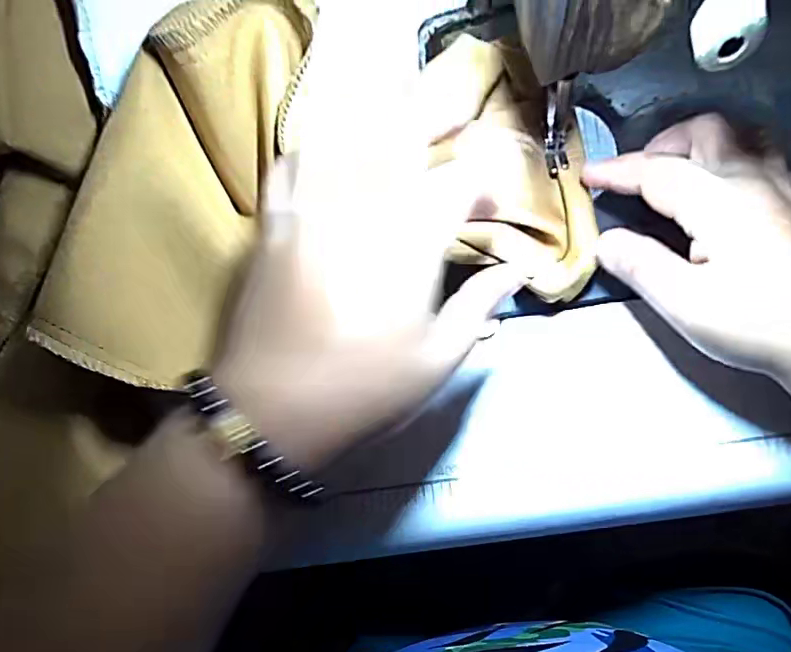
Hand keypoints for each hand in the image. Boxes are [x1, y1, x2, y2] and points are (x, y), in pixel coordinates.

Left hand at [202, 53, 523, 471]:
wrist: (274, 406)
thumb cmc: (366, 389)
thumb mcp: (437, 360)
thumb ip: (478, 307)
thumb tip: (516, 273)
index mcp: (412, 242)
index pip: (459, 183)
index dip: (484, 183)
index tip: (491, 203)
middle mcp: (363, 204)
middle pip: (402, 133)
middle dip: (435, 110)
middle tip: (456, 105)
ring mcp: (312, 203)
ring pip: (347, 131)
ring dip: (378, 111)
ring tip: (400, 105)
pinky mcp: (274, 216)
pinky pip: (296, 157)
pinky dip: (319, 142)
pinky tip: (331, 147)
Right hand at [582, 114, 790, 398]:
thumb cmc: (756, 322)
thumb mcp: (685, 303)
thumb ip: (641, 266)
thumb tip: (605, 242)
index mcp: (717, 197)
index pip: (657, 171)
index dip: (619, 171)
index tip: (589, 175)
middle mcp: (752, 178)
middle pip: (704, 132)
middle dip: (663, 144)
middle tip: (638, 174)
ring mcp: (784, 188)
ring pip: (742, 136)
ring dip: (705, 143)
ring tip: (684, 171)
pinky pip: (768, 159)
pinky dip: (738, 160)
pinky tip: (737, 189)